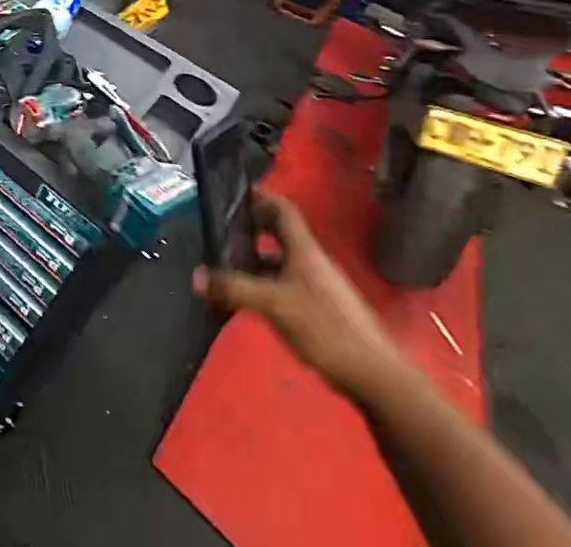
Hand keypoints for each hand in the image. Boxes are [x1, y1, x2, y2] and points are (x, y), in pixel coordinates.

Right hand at [194, 194, 405, 399]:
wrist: (374, 375)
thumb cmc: (324, 328)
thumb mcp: (272, 305)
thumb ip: (233, 288)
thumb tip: (195, 276)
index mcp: (305, 251)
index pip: (283, 209)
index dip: (260, 197)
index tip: (233, 194)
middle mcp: (313, 261)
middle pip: (280, 234)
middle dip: (251, 229)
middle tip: (220, 231)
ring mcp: (319, 285)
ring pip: (281, 261)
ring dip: (254, 260)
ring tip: (225, 266)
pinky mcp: (321, 308)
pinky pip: (285, 284)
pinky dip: (264, 284)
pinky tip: (248, 300)